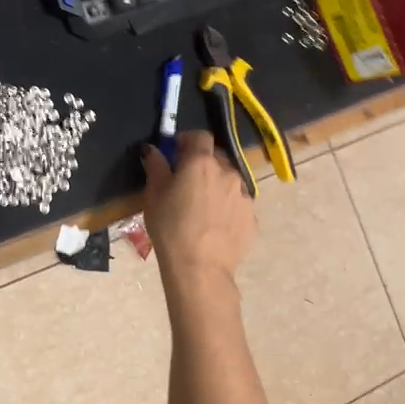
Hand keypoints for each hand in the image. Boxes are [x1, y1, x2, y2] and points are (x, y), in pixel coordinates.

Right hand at [140, 131, 257, 286]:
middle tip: (185, 183)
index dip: (187, 141)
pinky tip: (213, 226)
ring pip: (229, 181)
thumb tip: (152, 149)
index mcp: (201, 163)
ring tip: (201, 208)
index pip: (200, 136)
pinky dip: (227, 208)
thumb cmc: (170, 227)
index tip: (175, 154)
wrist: (200, 267)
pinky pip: (238, 204)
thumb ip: (155, 166)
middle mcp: (228, 173)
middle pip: (216, 158)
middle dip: (202, 164)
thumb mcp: (153, 195)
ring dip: (216, 186)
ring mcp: (245, 196)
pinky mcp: (252, 218)